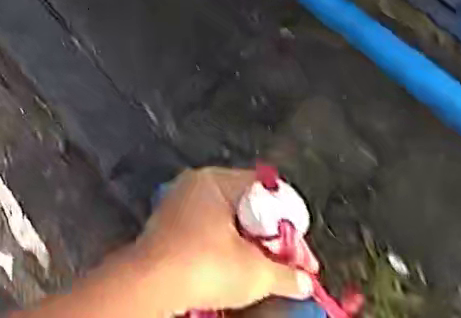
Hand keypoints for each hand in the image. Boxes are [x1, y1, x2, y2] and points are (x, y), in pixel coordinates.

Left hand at [127, 167, 316, 312]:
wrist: (156, 277)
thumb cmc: (207, 264)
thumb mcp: (259, 272)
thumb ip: (289, 273)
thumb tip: (303, 280)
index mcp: (213, 181)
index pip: (264, 190)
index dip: (289, 223)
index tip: (303, 255)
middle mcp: (194, 184)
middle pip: (247, 204)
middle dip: (275, 238)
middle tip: (296, 269)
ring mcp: (180, 201)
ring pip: (230, 219)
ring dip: (254, 245)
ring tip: (273, 274)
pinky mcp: (173, 222)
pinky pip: (212, 228)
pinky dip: (231, 247)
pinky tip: (242, 270)